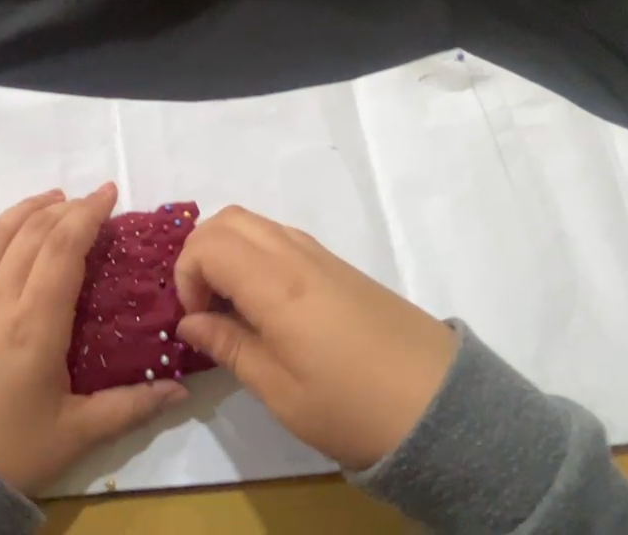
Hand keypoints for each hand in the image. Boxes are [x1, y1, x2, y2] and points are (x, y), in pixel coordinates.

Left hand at [0, 184, 189, 491]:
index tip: (109, 194)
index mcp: (36, 321)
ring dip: (25, 211)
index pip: (65, 248)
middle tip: (89, 203)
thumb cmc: (6, 452)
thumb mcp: (76, 434)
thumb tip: (181, 388)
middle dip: (65, 209)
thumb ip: (130, 407)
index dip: (88, 214)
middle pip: (33, 235)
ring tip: (50, 197)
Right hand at [174, 206, 458, 469]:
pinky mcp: (338, 265)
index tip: (195, 319)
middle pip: (227, 219)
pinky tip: (264, 303)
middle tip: (204, 304)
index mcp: (274, 282)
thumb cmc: (352, 406)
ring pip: (254, 223)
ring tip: (231, 305)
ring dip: (227, 250)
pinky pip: (280, 237)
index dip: (186, 275)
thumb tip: (191, 322)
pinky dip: (254, 253)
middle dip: (200, 252)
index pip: (207, 245)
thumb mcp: (279, 391)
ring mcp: (319, 255)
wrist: (441, 408)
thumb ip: (229, 347)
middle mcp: (293, 254)